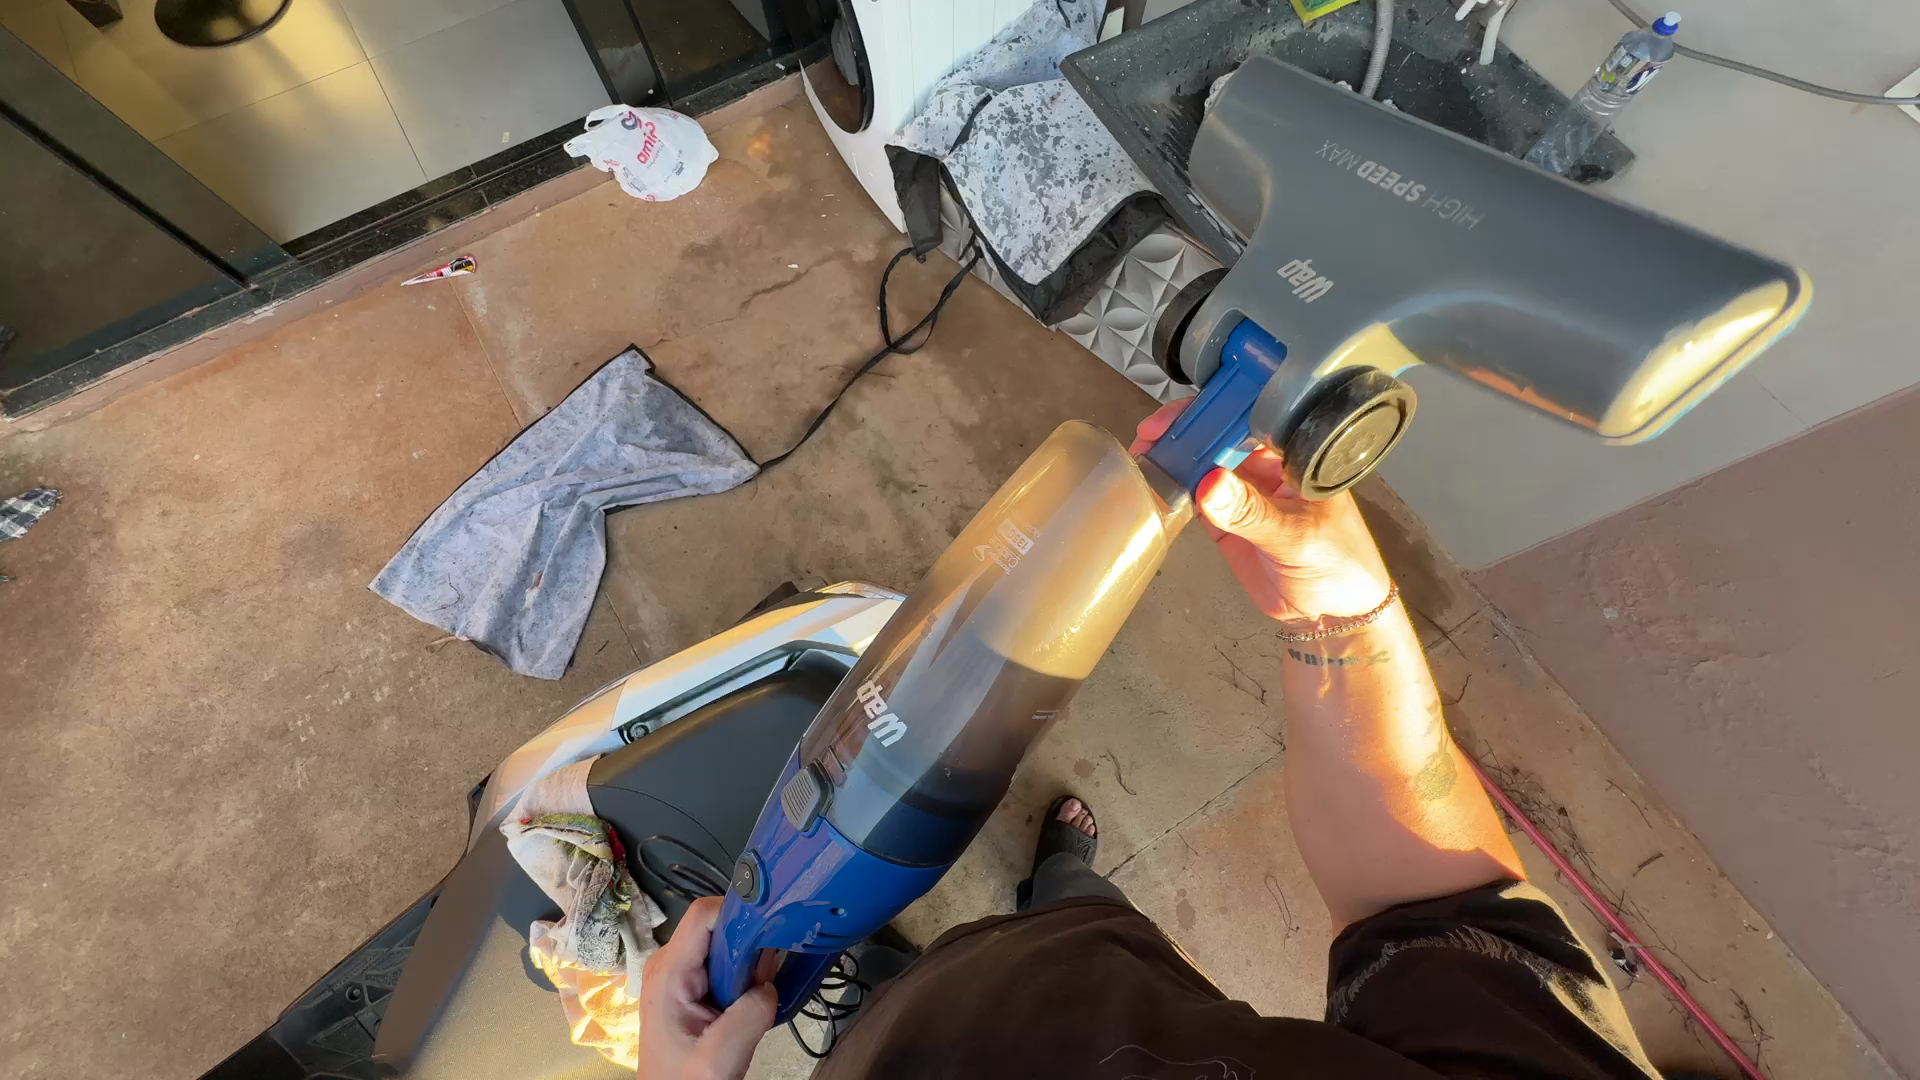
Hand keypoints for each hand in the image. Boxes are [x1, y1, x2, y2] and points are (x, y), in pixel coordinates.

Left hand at [638, 897, 775, 1079]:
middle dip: (747, 944)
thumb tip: (769, 982)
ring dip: (747, 963)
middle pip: (717, 925)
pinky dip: (743, 974)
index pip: (705, 913)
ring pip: (724, 942)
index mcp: (669, 973)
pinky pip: (724, 960)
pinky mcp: (690, 984)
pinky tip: (745, 1002)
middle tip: (761, 978)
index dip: (737, 912)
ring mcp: (679, 972)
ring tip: (752, 996)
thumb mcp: (721, 1056)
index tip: (767, 930)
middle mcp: (670, 963)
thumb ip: (752, 1011)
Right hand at [1130, 399, 1392, 622]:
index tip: (1179, 418)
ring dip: (1173, 458)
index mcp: (1296, 458)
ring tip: (1142, 457)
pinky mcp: (1226, 522)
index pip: (1252, 420)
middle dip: (1183, 430)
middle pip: (1220, 437)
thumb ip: (1251, 514)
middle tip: (1148, 436)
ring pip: (1203, 464)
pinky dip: (1173, 489)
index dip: (1213, 412)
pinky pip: (1195, 497)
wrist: (1331, 616)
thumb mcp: (1296, 538)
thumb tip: (1208, 485)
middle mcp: (1268, 469)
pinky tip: (1153, 484)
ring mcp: (1244, 495)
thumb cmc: (1338, 569)